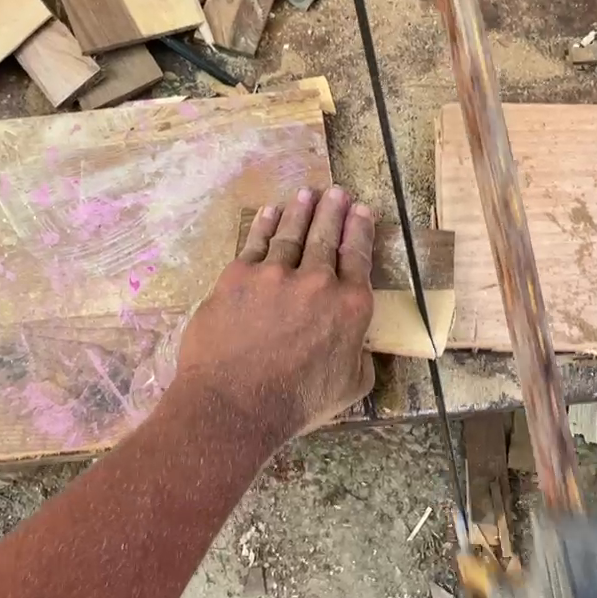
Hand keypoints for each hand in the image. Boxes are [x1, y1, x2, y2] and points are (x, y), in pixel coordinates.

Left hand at [172, 186, 375, 445]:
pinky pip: (255, 243)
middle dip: (333, 210)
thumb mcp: (350, 389)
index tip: (361, 211)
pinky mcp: (238, 276)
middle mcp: (317, 282)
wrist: (235, 404)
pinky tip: (271, 212)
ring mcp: (275, 275)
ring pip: (292, 233)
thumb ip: (361, 359)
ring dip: (301, 210)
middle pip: (327, 236)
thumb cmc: (295, 405)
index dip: (360, 230)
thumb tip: (360, 346)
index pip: (358, 258)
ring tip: (308, 193)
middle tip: (337, 192)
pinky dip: (265, 225)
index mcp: (350, 308)